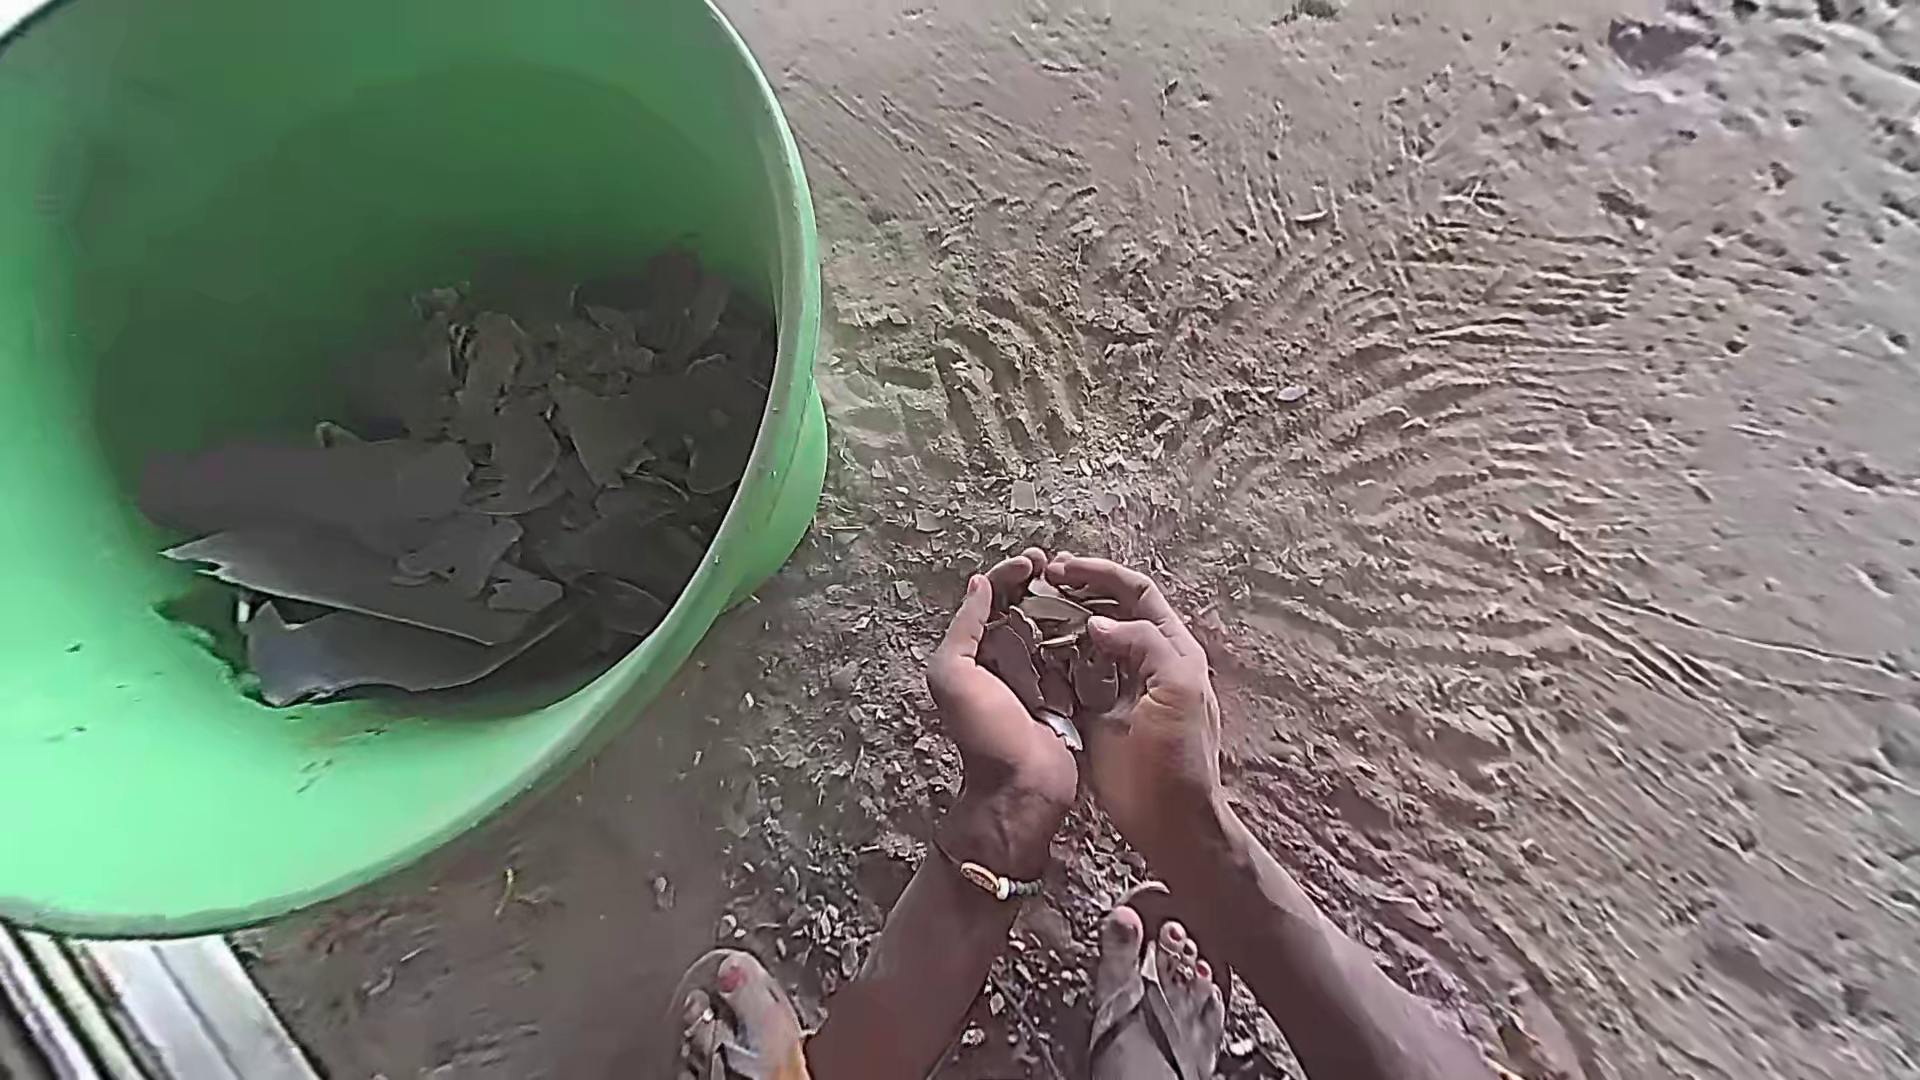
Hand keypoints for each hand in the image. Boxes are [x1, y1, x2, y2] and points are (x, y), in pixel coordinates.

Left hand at [927, 549, 1077, 877]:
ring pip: (1050, 624)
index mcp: (976, 651)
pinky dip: (1081, 629)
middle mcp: (1005, 656)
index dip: (1008, 575)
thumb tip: (979, 584)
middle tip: (1055, 563)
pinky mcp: (1066, 688)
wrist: (1022, 788)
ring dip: (1061, 600)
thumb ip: (963, 629)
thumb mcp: (953, 675)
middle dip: (1037, 581)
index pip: (990, 599)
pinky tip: (1094, 612)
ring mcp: (1038, 672)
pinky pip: (1073, 650)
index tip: (1032, 561)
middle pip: (1022, 606)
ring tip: (1078, 581)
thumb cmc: (983, 733)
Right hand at [1046, 555, 1221, 864]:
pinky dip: (1053, 652)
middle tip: (1042, 578)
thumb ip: (1144, 645)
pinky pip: (1071, 669)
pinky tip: (1031, 645)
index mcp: (1171, 648)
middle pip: (1110, 607)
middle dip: (1078, 587)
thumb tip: (1097, 623)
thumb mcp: (1176, 690)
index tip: (1062, 567)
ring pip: (1088, 635)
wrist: (1168, 818)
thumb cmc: (1180, 756)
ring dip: (1063, 615)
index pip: (1135, 592)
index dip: (1100, 574)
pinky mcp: (1094, 706)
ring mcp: (1117, 682)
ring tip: (1032, 603)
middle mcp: (1144, 658)